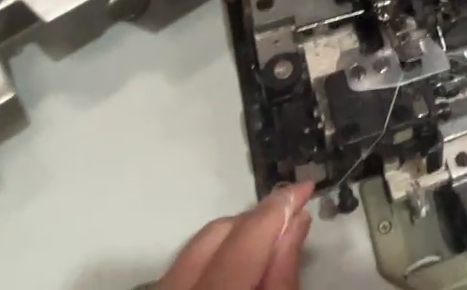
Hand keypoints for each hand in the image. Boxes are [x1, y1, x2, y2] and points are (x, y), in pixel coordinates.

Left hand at [157, 182, 313, 289]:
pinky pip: (183, 261)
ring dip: (235, 236)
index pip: (246, 239)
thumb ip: (282, 276)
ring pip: (198, 242)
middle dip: (256, 221)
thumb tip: (296, 220)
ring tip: (266, 246)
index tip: (306, 187)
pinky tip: (235, 265)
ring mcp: (159, 288)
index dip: (279, 209)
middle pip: (216, 233)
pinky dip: (213, 254)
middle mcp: (173, 286)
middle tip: (290, 221)